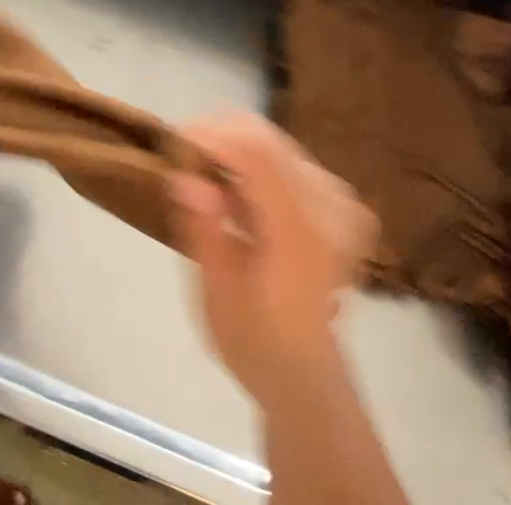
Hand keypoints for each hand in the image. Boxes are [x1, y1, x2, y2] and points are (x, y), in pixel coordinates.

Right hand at [170, 112, 377, 404]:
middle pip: (268, 139)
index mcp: (300, 235)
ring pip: (277, 143)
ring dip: (235, 148)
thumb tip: (185, 177)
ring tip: (203, 178)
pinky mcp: (340, 205)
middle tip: (180, 157)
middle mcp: (329, 209)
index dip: (210, 136)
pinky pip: (289, 160)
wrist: (306, 375)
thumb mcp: (217, 294)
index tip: (170, 141)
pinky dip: (255, 162)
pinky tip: (234, 192)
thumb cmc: (252, 341)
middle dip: (218, 135)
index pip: (256, 156)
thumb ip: (205, 230)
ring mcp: (340, 205)